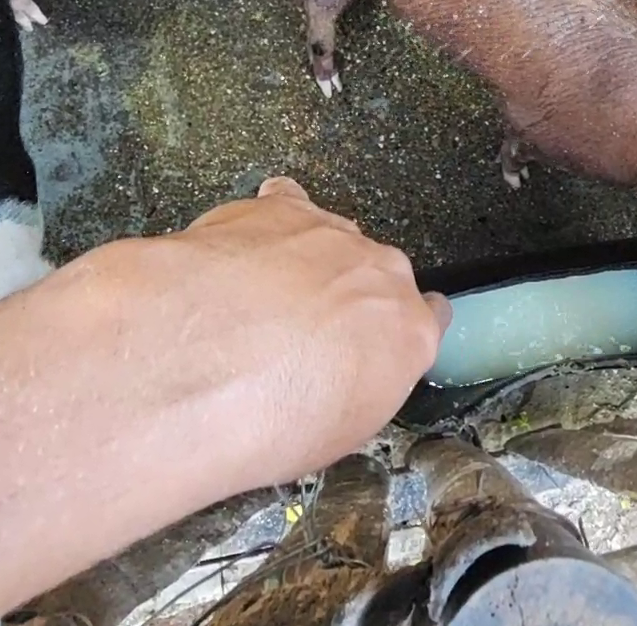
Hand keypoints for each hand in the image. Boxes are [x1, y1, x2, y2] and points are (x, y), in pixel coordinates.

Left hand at [73, 178, 449, 490]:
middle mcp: (384, 274)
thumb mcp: (334, 435)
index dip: (397, 329)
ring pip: (333, 241)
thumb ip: (359, 388)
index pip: (429, 318)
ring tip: (256, 301)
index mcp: (410, 331)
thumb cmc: (270, 414)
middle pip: (379, 276)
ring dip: (305, 264)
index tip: (373, 342)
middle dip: (347, 298)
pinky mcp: (285, 210)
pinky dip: (269, 221)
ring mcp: (336, 236)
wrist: (207, 362)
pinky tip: (244, 243)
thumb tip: (339, 385)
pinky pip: (288, 201)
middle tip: (299, 334)